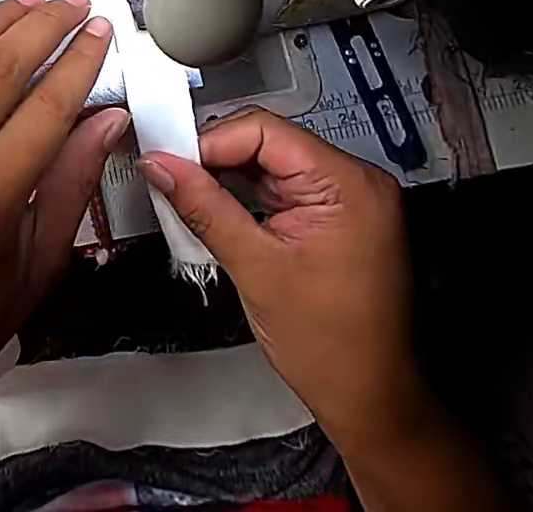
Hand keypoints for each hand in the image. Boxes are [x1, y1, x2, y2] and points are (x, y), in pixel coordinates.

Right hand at [137, 111, 509, 511]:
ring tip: (190, 197)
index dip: (211, 141)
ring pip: (268, 163)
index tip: (171, 162)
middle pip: (267, 141)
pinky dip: (244, 195)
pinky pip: (279, 186)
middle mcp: (353, 179)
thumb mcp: (256, 268)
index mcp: (347, 184)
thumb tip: (160, 165)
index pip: (265, 131)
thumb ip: (204, 206)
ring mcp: (345, 196)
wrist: (371, 402)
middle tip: (172, 178)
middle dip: (215, 159)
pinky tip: (217, 209)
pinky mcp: (333, 213)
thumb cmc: (330, 346)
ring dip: (226, 177)